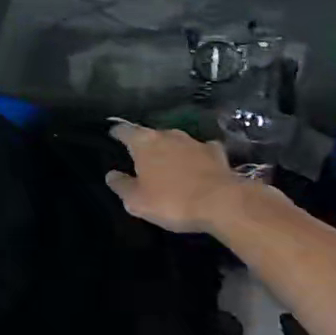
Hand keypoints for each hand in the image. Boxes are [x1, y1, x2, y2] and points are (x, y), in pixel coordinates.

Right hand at [105, 123, 242, 232]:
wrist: (224, 204)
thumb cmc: (173, 201)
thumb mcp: (137, 201)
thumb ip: (121, 185)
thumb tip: (111, 174)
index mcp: (143, 142)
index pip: (123, 130)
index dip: (116, 133)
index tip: (112, 137)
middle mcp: (167, 135)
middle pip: (150, 134)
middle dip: (146, 144)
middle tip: (142, 158)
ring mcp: (194, 142)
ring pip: (176, 141)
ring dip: (172, 150)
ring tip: (170, 164)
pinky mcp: (217, 153)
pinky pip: (202, 151)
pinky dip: (198, 156)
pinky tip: (200, 165)